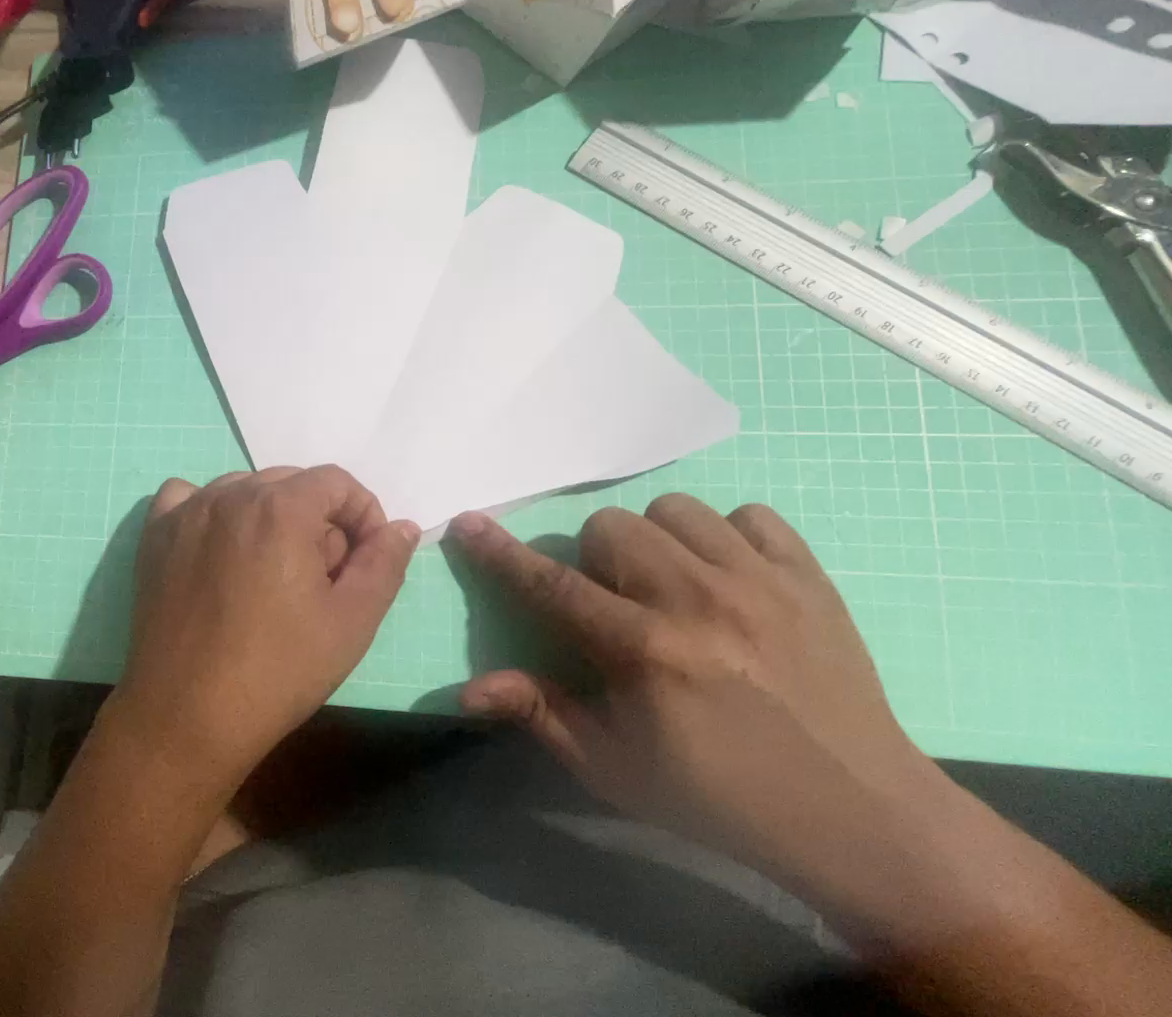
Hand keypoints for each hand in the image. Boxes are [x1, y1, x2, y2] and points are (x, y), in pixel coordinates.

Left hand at [109, 465, 419, 788]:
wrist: (187, 715)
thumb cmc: (278, 670)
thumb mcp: (352, 622)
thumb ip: (384, 564)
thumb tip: (400, 528)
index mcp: (280, 508)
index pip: (336, 482)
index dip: (363, 515)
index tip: (364, 560)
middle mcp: (229, 496)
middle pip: (290, 484)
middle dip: (318, 521)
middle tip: (322, 579)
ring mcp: (185, 514)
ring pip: (243, 491)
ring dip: (269, 518)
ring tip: (272, 574)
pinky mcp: (154, 537)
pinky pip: (188, 499)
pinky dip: (212, 514)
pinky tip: (219, 552)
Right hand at [451, 495, 941, 874]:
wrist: (857, 815)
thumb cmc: (716, 796)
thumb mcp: (612, 768)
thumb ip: (539, 713)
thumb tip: (466, 689)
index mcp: (645, 652)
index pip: (552, 586)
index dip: (502, 554)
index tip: (469, 523)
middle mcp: (698, 602)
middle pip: (612, 527)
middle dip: (594, 559)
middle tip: (613, 603)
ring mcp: (761, 583)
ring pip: (675, 510)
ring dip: (656, 541)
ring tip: (670, 586)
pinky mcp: (810, 579)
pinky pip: (750, 515)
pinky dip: (726, 538)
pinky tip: (727, 580)